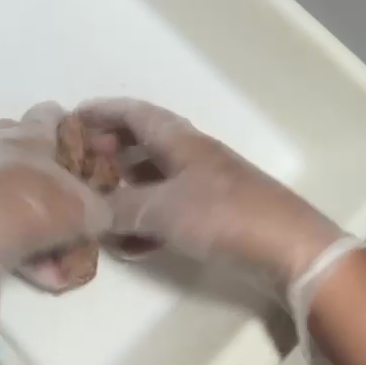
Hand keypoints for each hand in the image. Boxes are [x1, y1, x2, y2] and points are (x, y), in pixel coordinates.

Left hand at [0, 103, 111, 325]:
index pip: (51, 113)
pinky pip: (2, 220)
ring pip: (12, 186)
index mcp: (30, 134)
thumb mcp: (86, 208)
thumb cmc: (36, 207)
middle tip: (71, 196)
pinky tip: (43, 272)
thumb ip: (100, 205)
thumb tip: (101, 211)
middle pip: (25, 145)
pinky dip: (23, 243)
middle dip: (48, 168)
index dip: (71, 128)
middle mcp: (1, 146)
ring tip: (62, 247)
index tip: (89, 150)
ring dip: (37, 212)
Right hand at [77, 98, 345, 293]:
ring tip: (97, 201)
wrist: (294, 252)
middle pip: (142, 141)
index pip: (133, 113)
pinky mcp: (217, 216)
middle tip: (79, 163)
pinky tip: (130, 242)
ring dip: (125, 184)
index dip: (101, 111)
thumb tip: (85, 211)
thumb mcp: (161, 210)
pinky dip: (145, 218)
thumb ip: (117, 208)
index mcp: (180, 141)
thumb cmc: (226, 217)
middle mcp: (192, 156)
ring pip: (154, 176)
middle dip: (108, 148)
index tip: (71, 118)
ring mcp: (206, 186)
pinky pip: (169, 208)